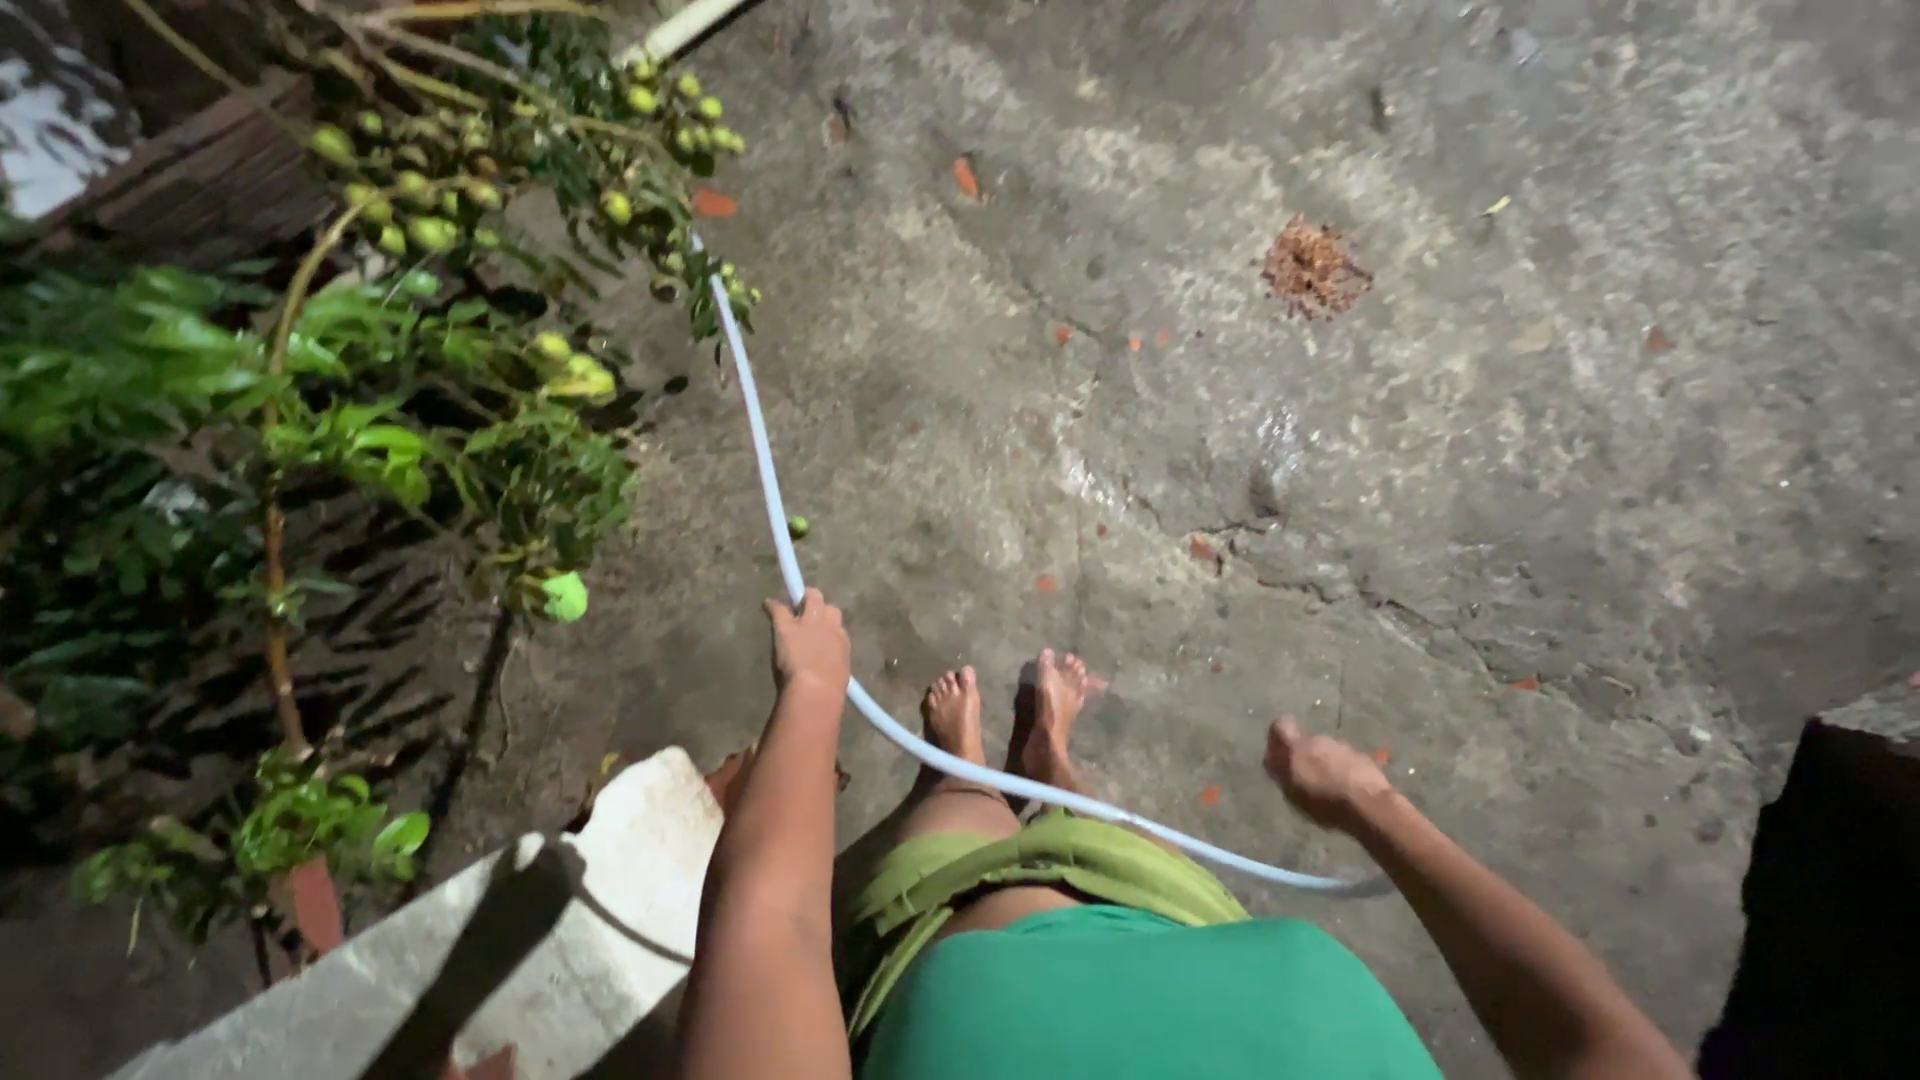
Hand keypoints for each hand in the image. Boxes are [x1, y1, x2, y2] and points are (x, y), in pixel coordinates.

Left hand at [763, 587, 850, 693]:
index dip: (828, 626)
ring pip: (811, 598)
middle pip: (828, 607)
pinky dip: (772, 606)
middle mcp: (828, 626)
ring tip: (793, 603)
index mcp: (840, 641)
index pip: (836, 625)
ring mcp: (808, 623)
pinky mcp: (787, 626)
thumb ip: (832, 662)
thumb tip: (827, 664)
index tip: (821, 630)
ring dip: (804, 599)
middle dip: (820, 607)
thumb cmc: (829, 688)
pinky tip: (767, 604)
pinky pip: (779, 609)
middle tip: (809, 610)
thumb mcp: (838, 673)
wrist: (816, 687)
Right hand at [1264, 716, 1394, 832]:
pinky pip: (1348, 762)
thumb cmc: (1324, 801)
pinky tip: (1348, 792)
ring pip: (1329, 751)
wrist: (1370, 806)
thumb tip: (1272, 759)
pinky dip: (1344, 772)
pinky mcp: (1365, 758)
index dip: (1277, 735)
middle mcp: (1320, 739)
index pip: (1280, 725)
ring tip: (1330, 789)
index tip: (1278, 752)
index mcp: (1297, 746)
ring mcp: (1345, 747)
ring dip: (1326, 764)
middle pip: (1306, 741)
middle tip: (1306, 779)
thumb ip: (1280, 772)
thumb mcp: (1292, 792)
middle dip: (1305, 756)